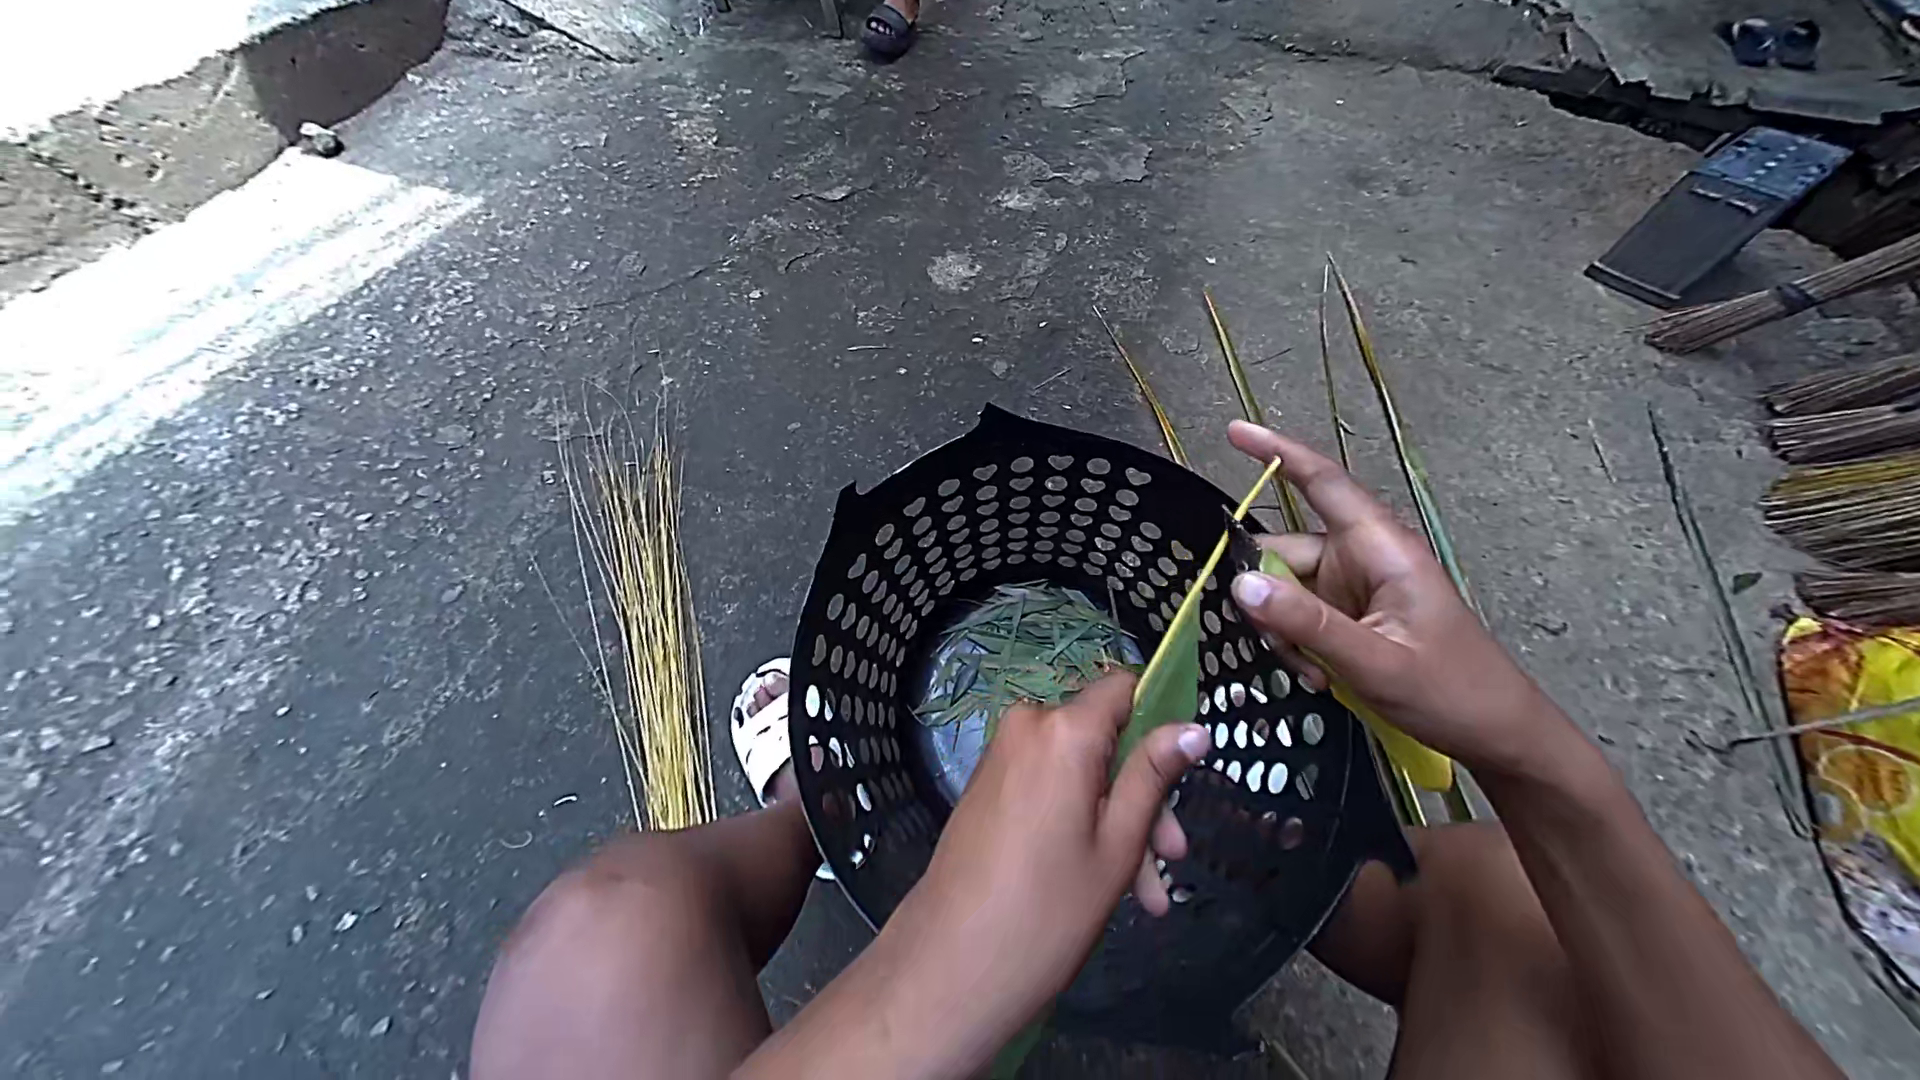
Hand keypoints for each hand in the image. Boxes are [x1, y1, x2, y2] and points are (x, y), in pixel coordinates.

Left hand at [878, 674, 1209, 1072]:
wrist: (949, 961)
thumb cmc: (1047, 908)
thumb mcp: (1117, 843)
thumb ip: (1154, 776)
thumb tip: (1194, 727)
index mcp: (1062, 729)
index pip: (1122, 687)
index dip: (1159, 718)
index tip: (1181, 768)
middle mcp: (1028, 724)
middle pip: (1104, 737)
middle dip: (1141, 792)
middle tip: (1169, 857)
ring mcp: (1004, 752)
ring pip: (1080, 767)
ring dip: (1115, 817)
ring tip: (1144, 892)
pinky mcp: (991, 780)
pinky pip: (1049, 781)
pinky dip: (1079, 815)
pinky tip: (1105, 878)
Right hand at [1225, 421, 1577, 779]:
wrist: (1495, 736)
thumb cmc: (1453, 691)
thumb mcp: (1374, 661)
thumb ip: (1305, 623)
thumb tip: (1241, 584)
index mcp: (1380, 548)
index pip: (1322, 484)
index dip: (1277, 453)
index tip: (1234, 431)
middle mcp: (1359, 557)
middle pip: (1282, 551)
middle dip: (1268, 596)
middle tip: (1281, 645)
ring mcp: (1348, 586)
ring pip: (1280, 588)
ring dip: (1281, 630)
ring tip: (1310, 669)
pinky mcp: (1342, 612)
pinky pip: (1292, 613)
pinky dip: (1292, 642)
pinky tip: (1315, 672)